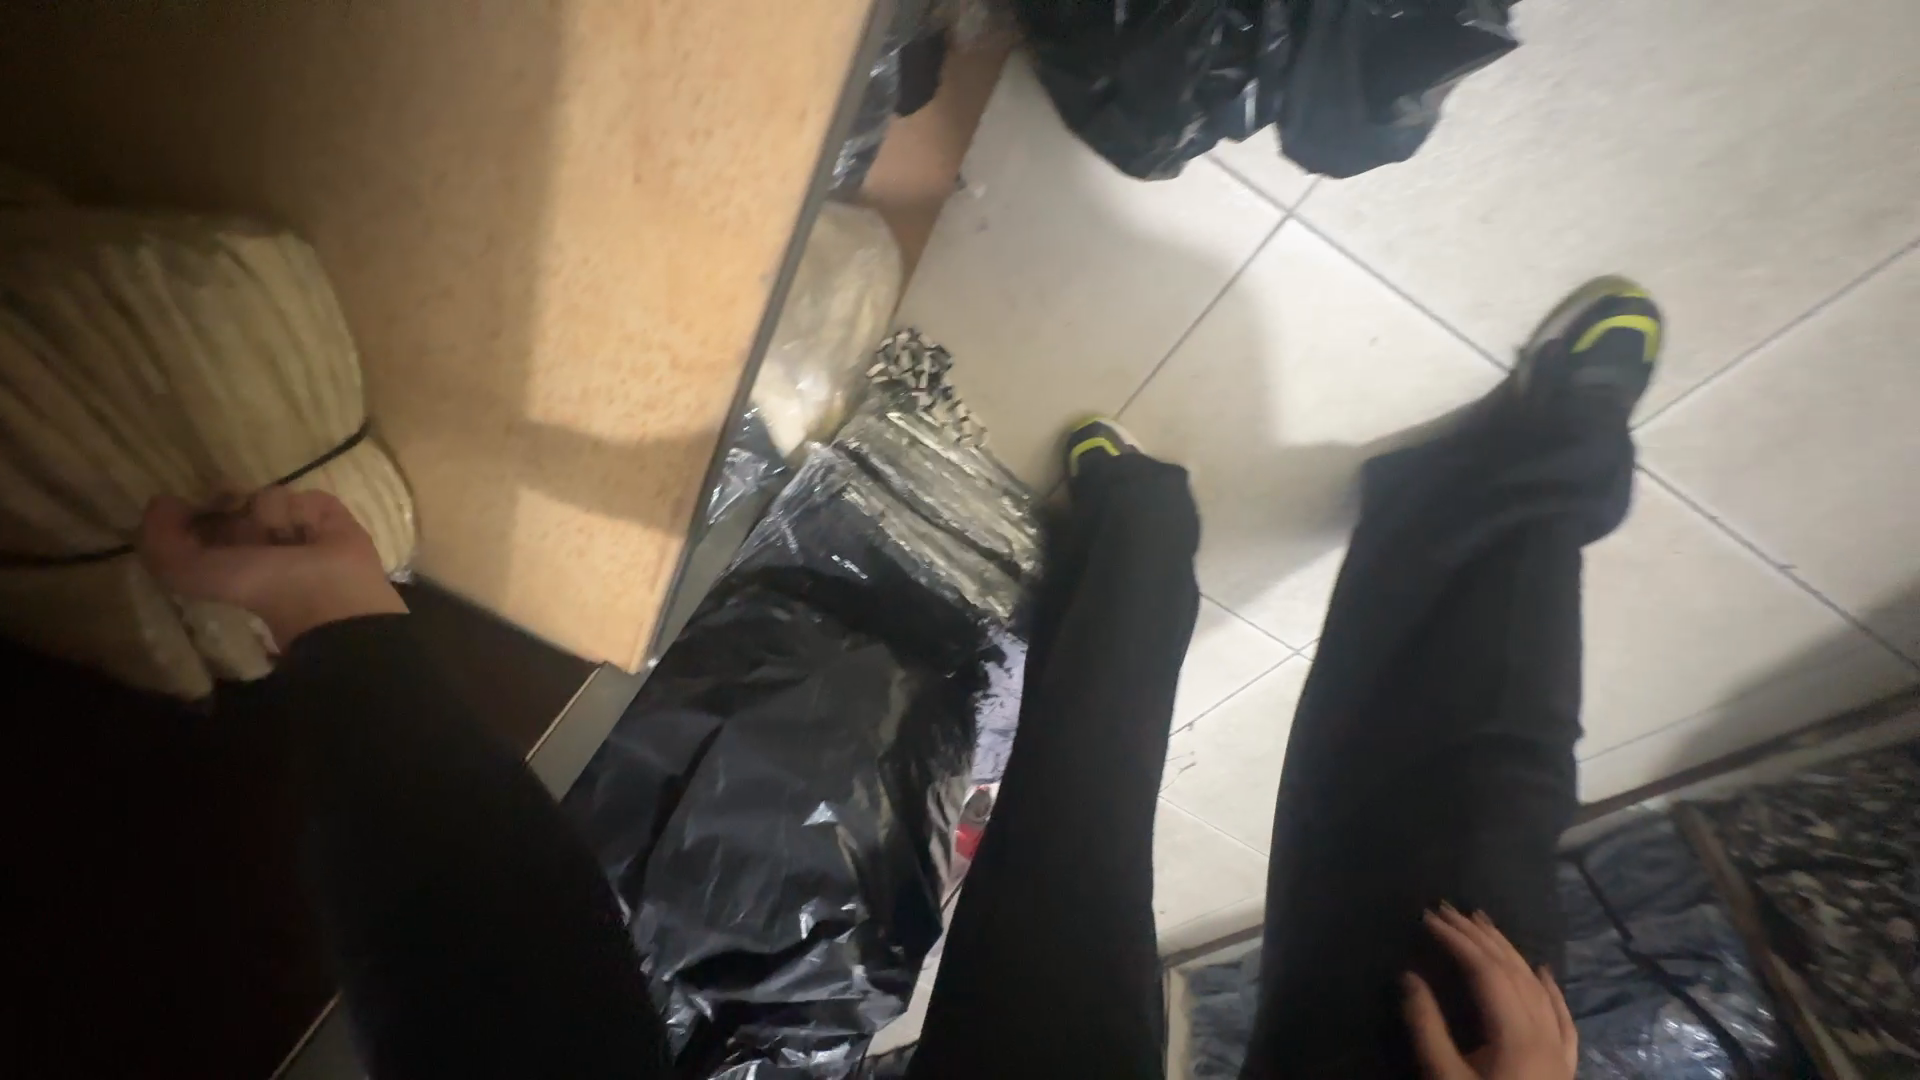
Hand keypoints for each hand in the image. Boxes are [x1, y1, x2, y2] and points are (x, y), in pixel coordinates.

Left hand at [138, 487, 407, 647]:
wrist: (322, 590)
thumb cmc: (256, 584)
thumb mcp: (185, 572)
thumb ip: (159, 537)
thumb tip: (169, 499)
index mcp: (226, 549)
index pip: (204, 513)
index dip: (197, 509)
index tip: (196, 510)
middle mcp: (259, 534)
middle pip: (237, 497)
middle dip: (238, 507)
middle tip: (248, 529)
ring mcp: (296, 523)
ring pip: (272, 495)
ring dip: (276, 516)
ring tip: (292, 539)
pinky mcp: (332, 515)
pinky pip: (310, 497)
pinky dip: (310, 513)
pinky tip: (317, 531)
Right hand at [1403, 906, 1577, 1079]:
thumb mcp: (1443, 1077)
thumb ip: (1426, 1026)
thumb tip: (1410, 976)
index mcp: (1517, 1037)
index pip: (1486, 971)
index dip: (1456, 939)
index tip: (1426, 917)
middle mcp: (1545, 1036)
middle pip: (1513, 972)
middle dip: (1478, 936)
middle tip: (1446, 909)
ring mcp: (1561, 1053)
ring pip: (1537, 987)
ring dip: (1508, 950)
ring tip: (1482, 923)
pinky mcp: (1565, 1068)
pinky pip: (1563, 1018)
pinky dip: (1550, 989)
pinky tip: (1541, 971)